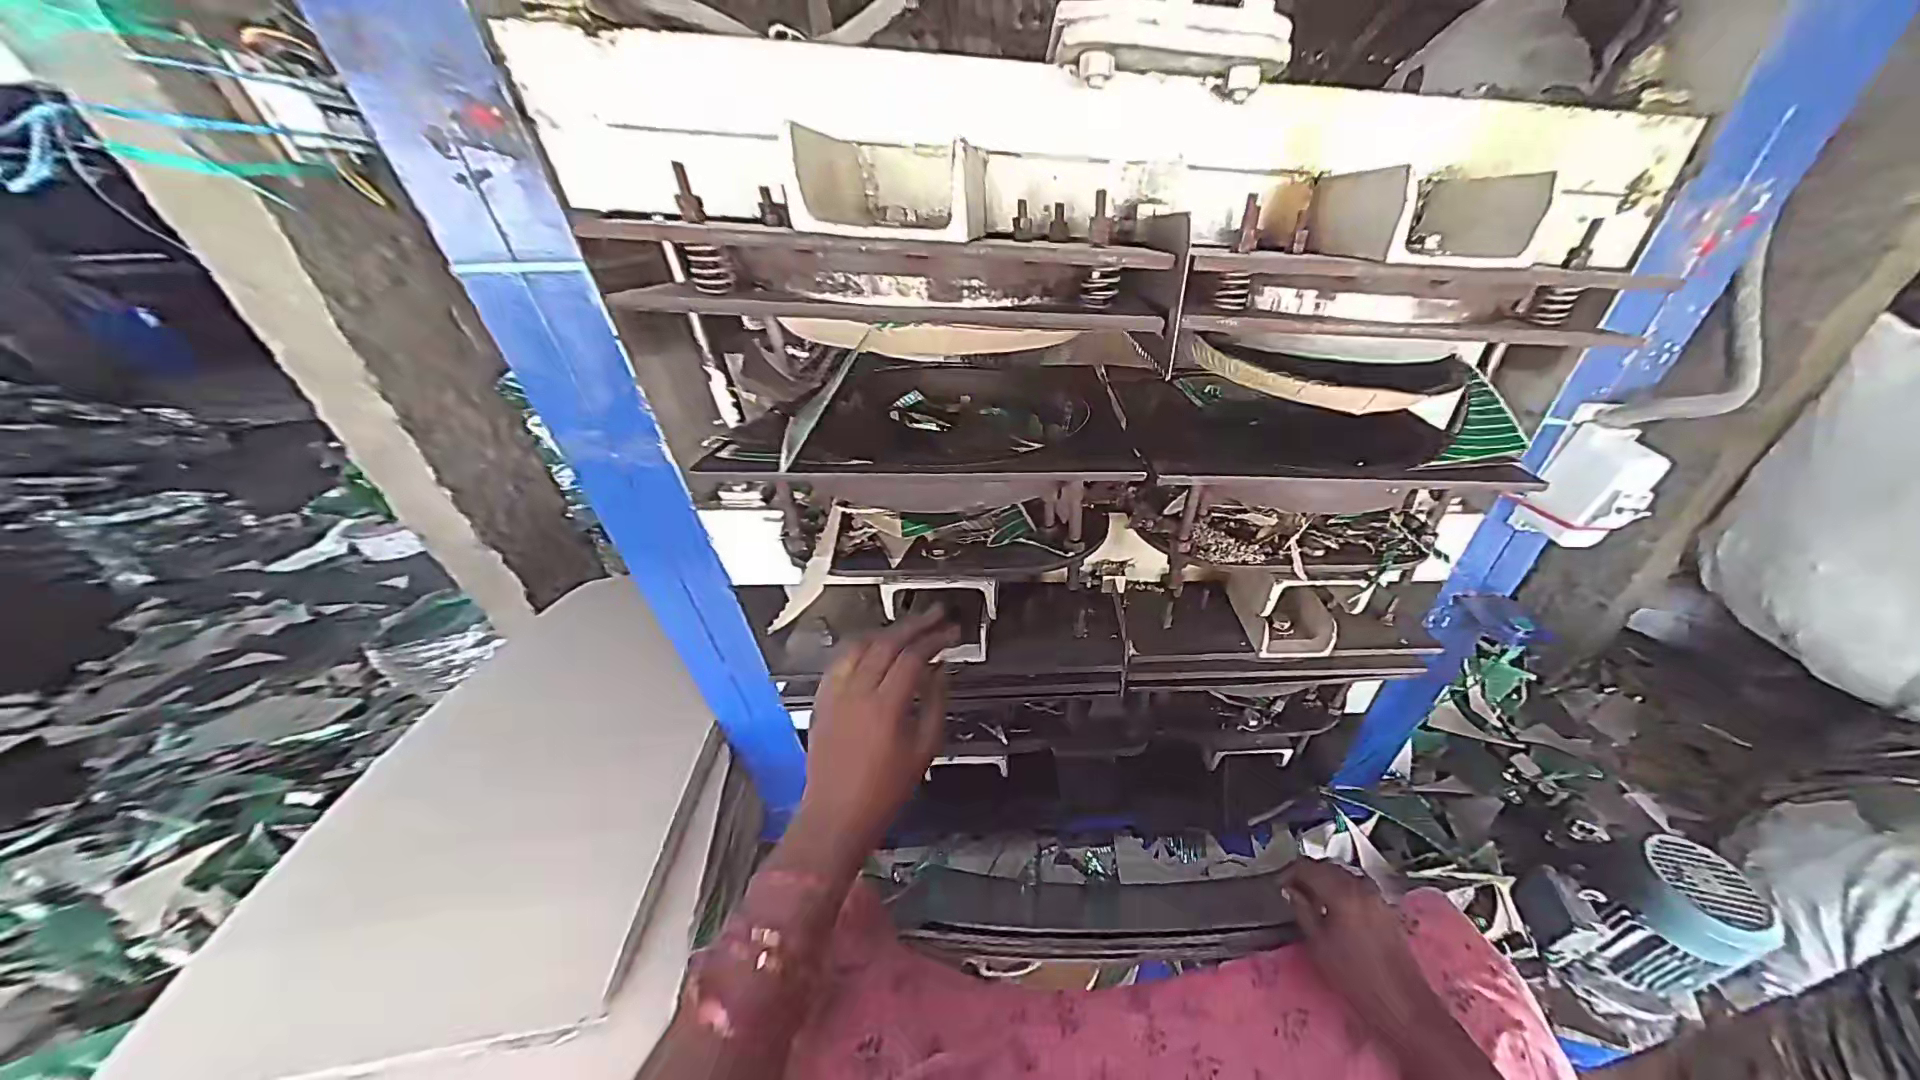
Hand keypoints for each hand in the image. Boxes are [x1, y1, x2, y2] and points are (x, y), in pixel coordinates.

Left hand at [794, 607, 957, 852]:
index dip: (935, 639)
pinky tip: (871, 648)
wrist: (838, 813)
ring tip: (906, 628)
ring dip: (886, 632)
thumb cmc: (883, 791)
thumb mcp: (923, 749)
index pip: (913, 656)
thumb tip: (940, 673)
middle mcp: (857, 693)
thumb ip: (935, 704)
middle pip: (887, 643)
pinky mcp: (822, 700)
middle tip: (935, 616)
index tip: (950, 633)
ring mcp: (835, 694)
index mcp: (886, 706)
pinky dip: (860, 648)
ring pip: (861, 646)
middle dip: (915, 625)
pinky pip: (840, 661)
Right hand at [1280, 858, 1427, 1020]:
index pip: (1307, 867)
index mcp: (1341, 891)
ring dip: (1325, 879)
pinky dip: (1342, 888)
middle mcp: (1361, 886)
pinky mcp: (1387, 909)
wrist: (1402, 1003)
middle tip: (1292, 888)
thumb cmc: (1355, 976)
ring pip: (1343, 874)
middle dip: (1306, 873)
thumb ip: (1301, 910)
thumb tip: (1291, 891)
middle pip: (1327, 866)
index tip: (1279, 884)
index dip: (1288, 872)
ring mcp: (1377, 896)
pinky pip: (1358, 886)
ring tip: (1312, 896)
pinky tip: (1336, 906)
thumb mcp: (1318, 943)